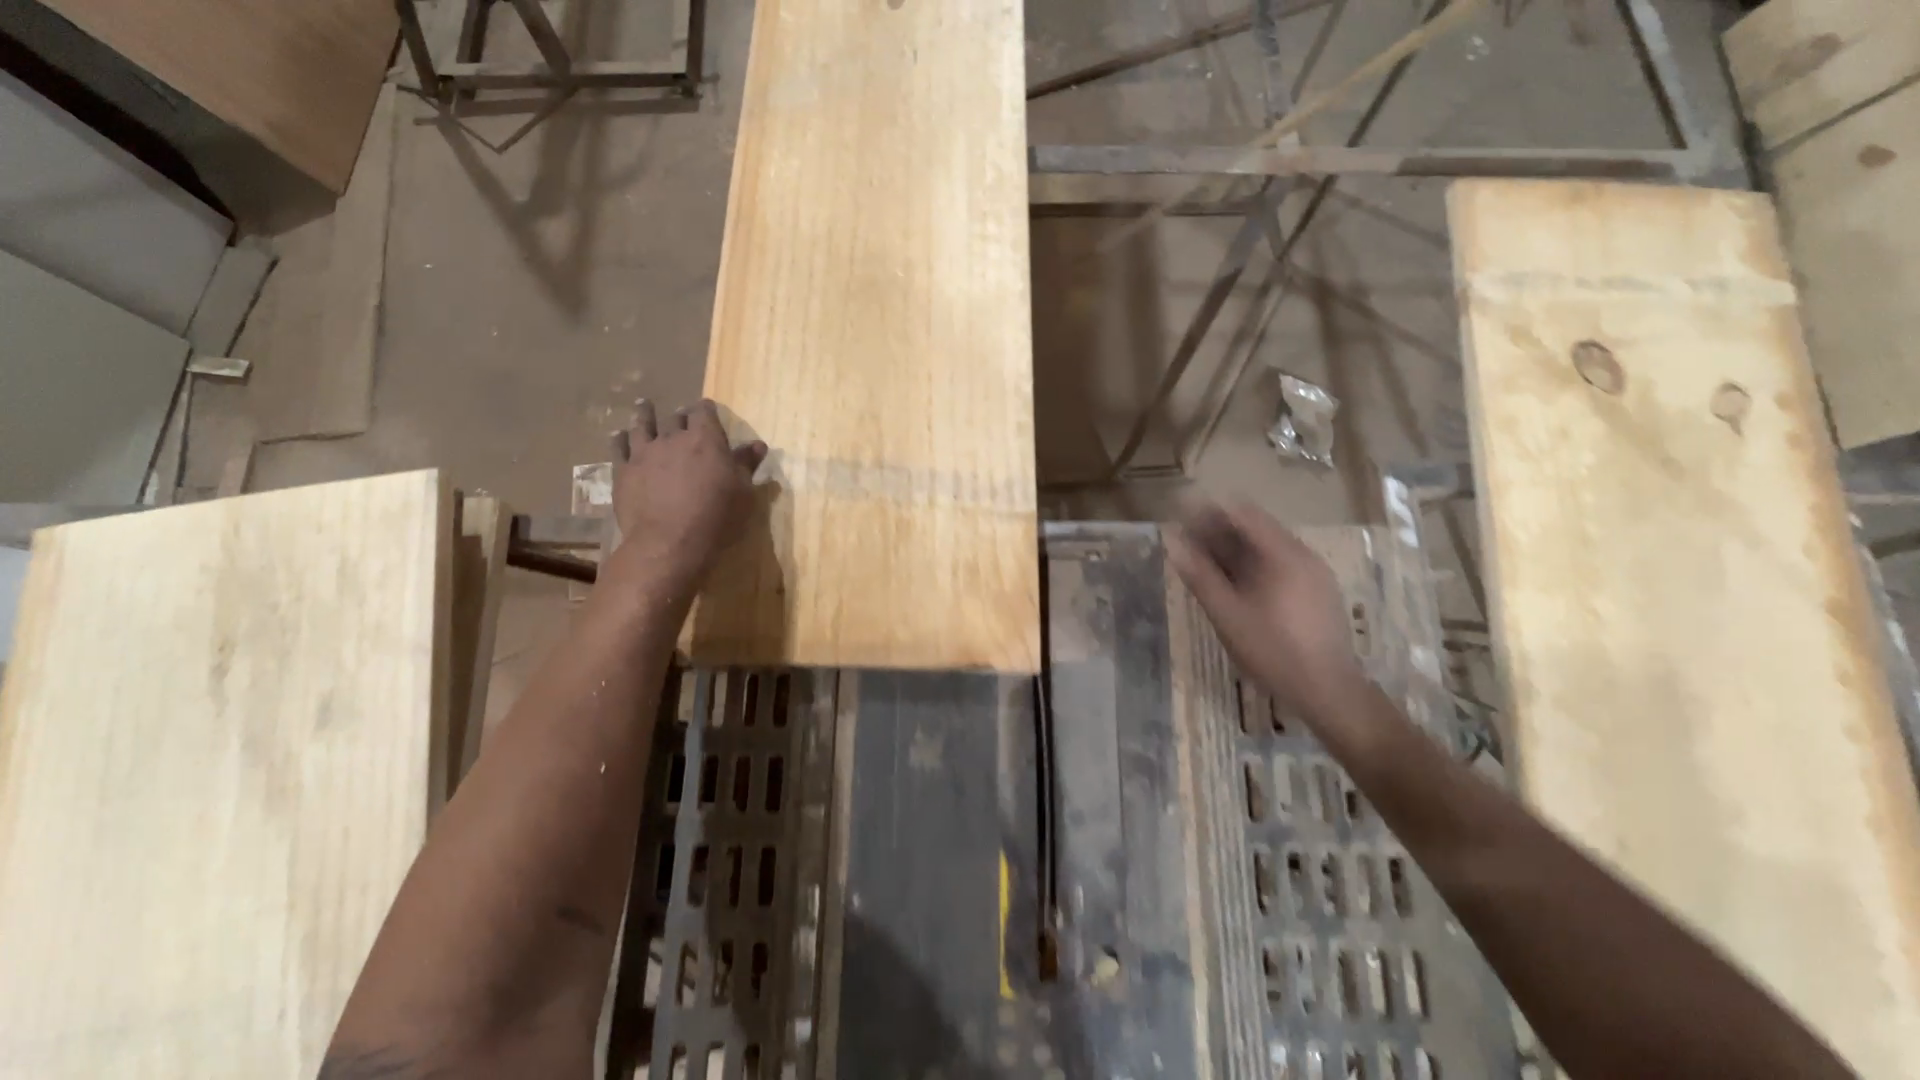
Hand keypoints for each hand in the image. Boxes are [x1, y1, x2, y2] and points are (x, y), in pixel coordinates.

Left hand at [609, 399, 766, 588]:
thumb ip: (747, 465)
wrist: (669, 542)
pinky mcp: (624, 470)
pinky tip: (619, 435)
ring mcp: (644, 452)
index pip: (704, 411)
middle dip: (680, 415)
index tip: (707, 409)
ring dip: (645, 414)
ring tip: (644, 405)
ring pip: (643, 424)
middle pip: (675, 417)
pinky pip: (618, 447)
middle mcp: (673, 438)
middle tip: (680, 416)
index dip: (706, 409)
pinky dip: (619, 438)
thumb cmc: (716, 518)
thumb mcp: (743, 493)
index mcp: (706, 439)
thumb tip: (757, 444)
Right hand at [1166, 500, 1365, 722]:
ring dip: (1237, 550)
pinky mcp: (1319, 591)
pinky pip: (1282, 565)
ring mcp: (1315, 573)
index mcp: (1282, 554)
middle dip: (1221, 532)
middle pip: (1257, 528)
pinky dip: (1256, 566)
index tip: (1183, 519)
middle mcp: (1303, 554)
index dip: (1210, 512)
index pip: (1243, 513)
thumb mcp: (1227, 615)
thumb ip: (1199, 575)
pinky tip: (1238, 588)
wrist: (1327, 689)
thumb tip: (1172, 541)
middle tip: (1189, 544)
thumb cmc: (1272, 650)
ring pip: (1269, 548)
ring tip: (1207, 566)